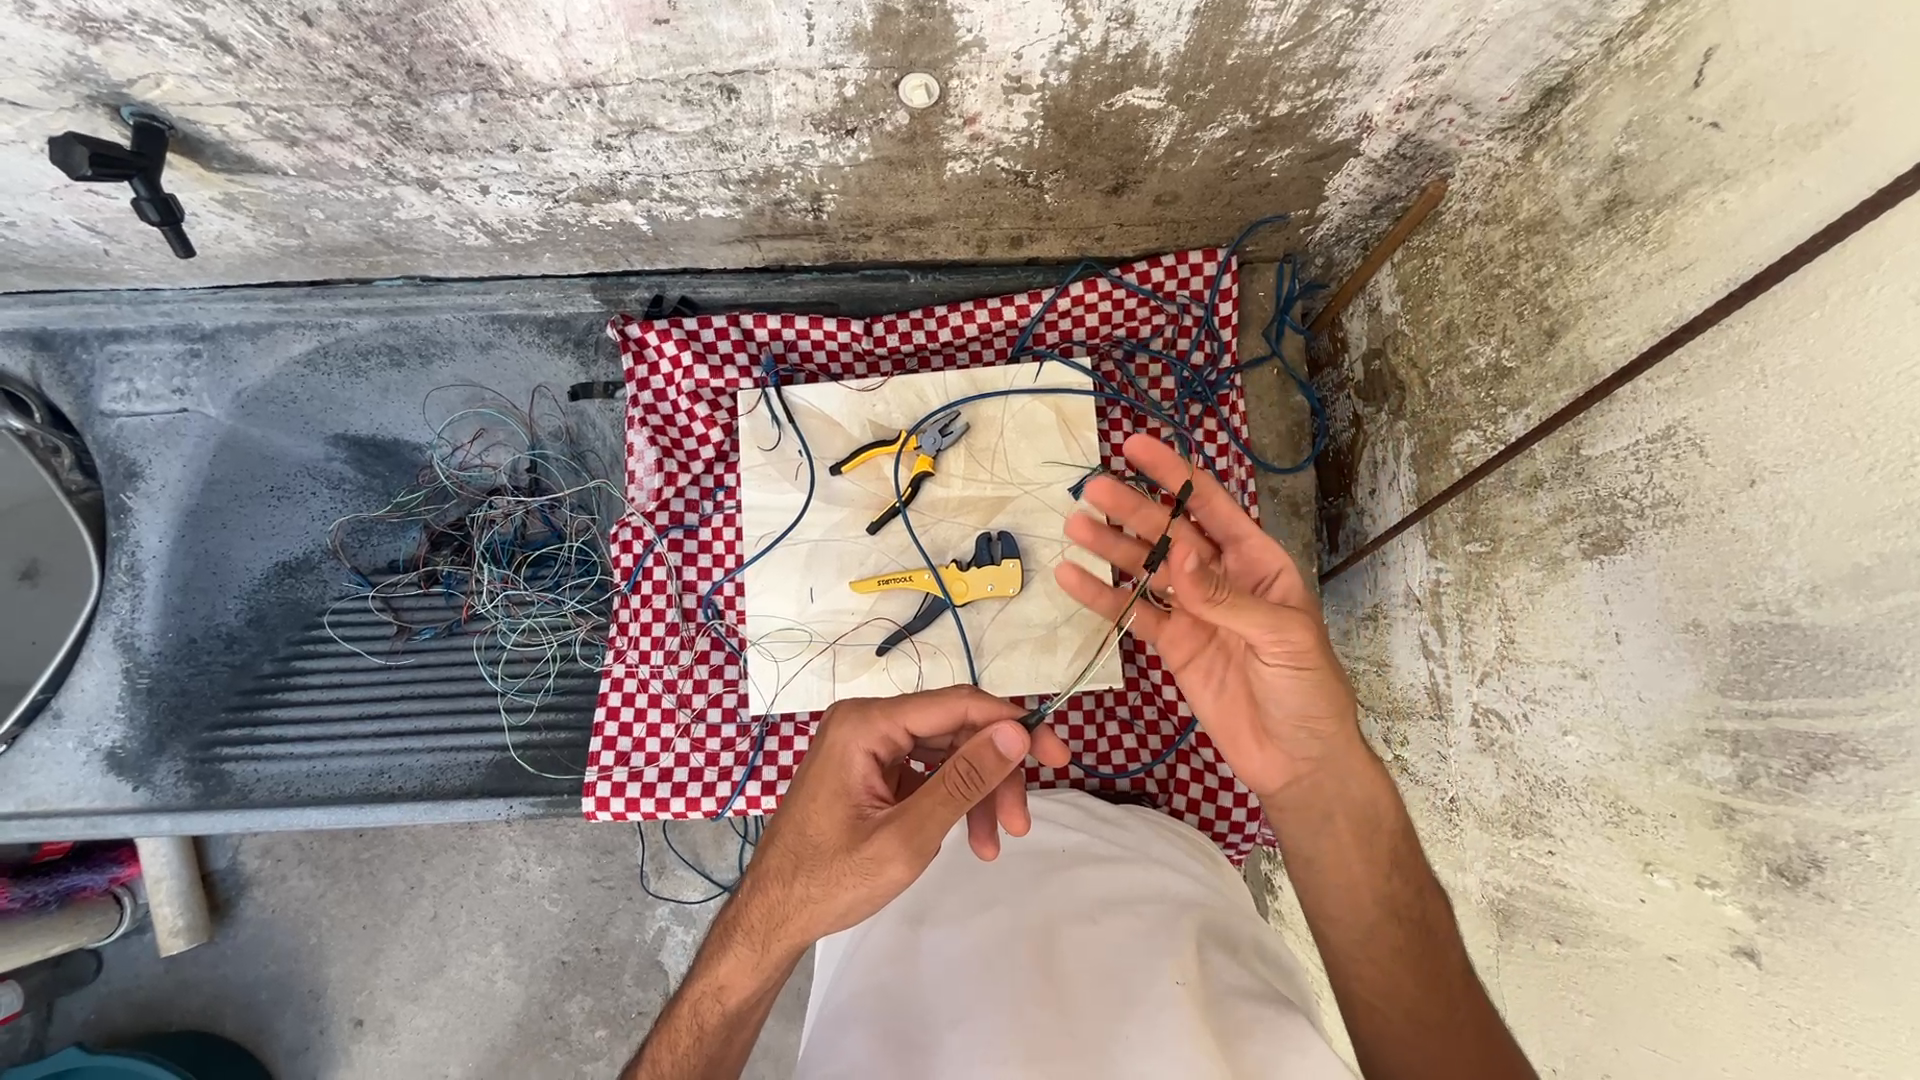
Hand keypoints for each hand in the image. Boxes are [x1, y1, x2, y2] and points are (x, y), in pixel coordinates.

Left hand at [734, 686, 1070, 954]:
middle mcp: (867, 720)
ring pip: (947, 752)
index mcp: (866, 723)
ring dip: (977, 792)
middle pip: (955, 729)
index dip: (1012, 724)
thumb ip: (963, 780)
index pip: (957, 705)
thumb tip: (1016, 731)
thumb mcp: (907, 835)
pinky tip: (972, 836)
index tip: (1056, 753)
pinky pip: (927, 769)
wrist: (773, 917)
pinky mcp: (871, 768)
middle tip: (1022, 821)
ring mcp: (868, 744)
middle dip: (994, 773)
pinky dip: (953, 799)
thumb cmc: (830, 880)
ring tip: (995, 843)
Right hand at [1054, 434, 1362, 800]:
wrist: (1297, 759)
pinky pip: (1132, 613)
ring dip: (1110, 546)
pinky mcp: (1171, 643)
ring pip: (1144, 568)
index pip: (1210, 506)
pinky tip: (1073, 578)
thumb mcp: (1282, 635)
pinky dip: (1102, 597)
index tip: (1135, 447)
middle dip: (1131, 508)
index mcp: (1257, 562)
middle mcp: (1220, 577)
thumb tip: (1177, 551)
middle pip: (1168, 532)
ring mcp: (1192, 610)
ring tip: (1074, 525)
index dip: (1174, 475)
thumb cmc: (1308, 689)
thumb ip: (1227, 595)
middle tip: (1091, 488)